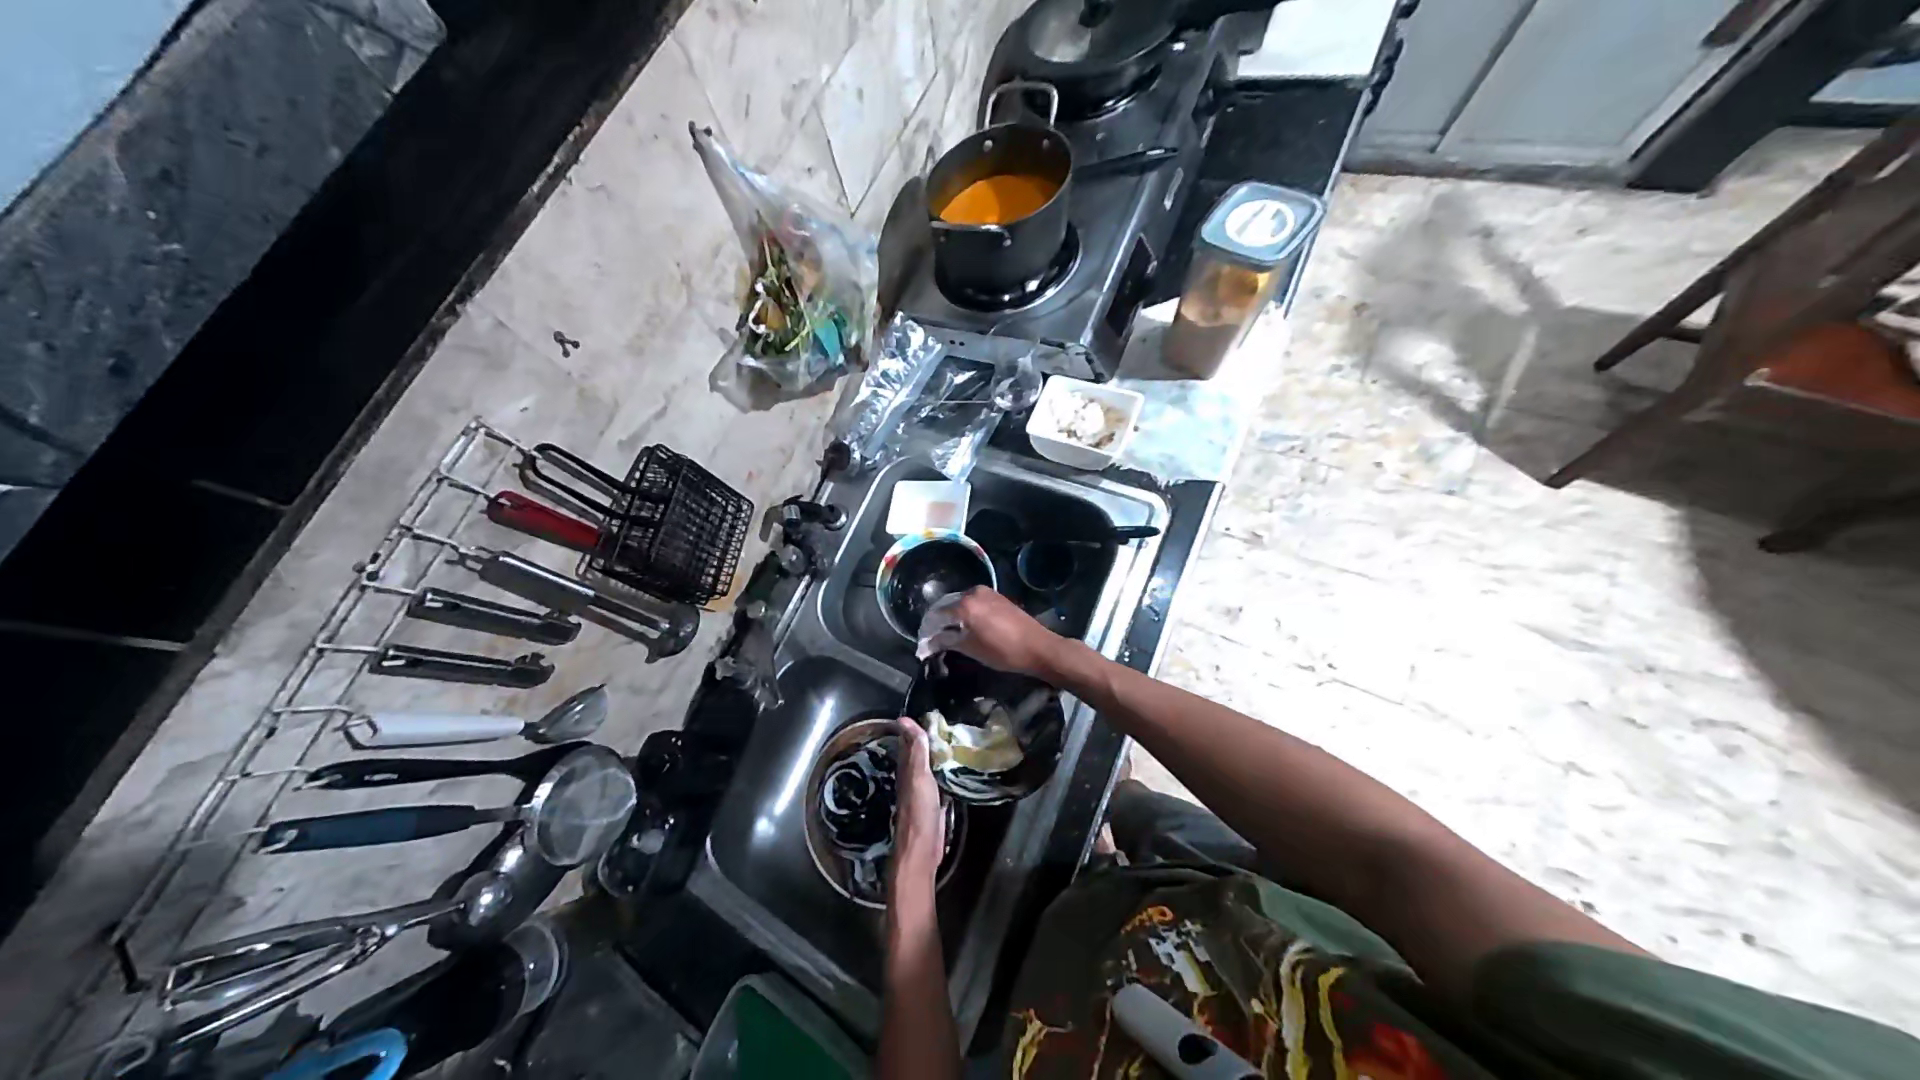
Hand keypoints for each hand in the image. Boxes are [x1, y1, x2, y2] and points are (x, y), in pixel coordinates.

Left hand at [889, 718, 945, 889]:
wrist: (921, 850)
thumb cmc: (919, 812)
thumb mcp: (919, 777)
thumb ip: (917, 751)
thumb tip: (906, 720)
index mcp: (907, 769)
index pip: (909, 741)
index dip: (915, 727)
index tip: (928, 712)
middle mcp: (913, 777)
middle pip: (919, 753)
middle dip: (927, 737)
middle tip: (943, 722)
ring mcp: (924, 791)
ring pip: (930, 766)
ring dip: (937, 754)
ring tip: (952, 740)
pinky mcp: (935, 804)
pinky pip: (940, 781)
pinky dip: (945, 772)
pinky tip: (954, 768)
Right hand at [928, 587, 1063, 679]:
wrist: (1038, 647)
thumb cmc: (1002, 650)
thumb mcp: (971, 648)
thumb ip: (945, 642)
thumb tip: (926, 645)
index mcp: (964, 604)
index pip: (936, 615)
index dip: (928, 630)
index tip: (923, 645)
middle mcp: (973, 592)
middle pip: (947, 606)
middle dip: (938, 623)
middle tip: (933, 641)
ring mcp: (987, 593)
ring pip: (961, 604)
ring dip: (952, 618)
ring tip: (948, 636)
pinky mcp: (997, 597)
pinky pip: (974, 603)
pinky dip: (966, 614)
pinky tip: (966, 627)